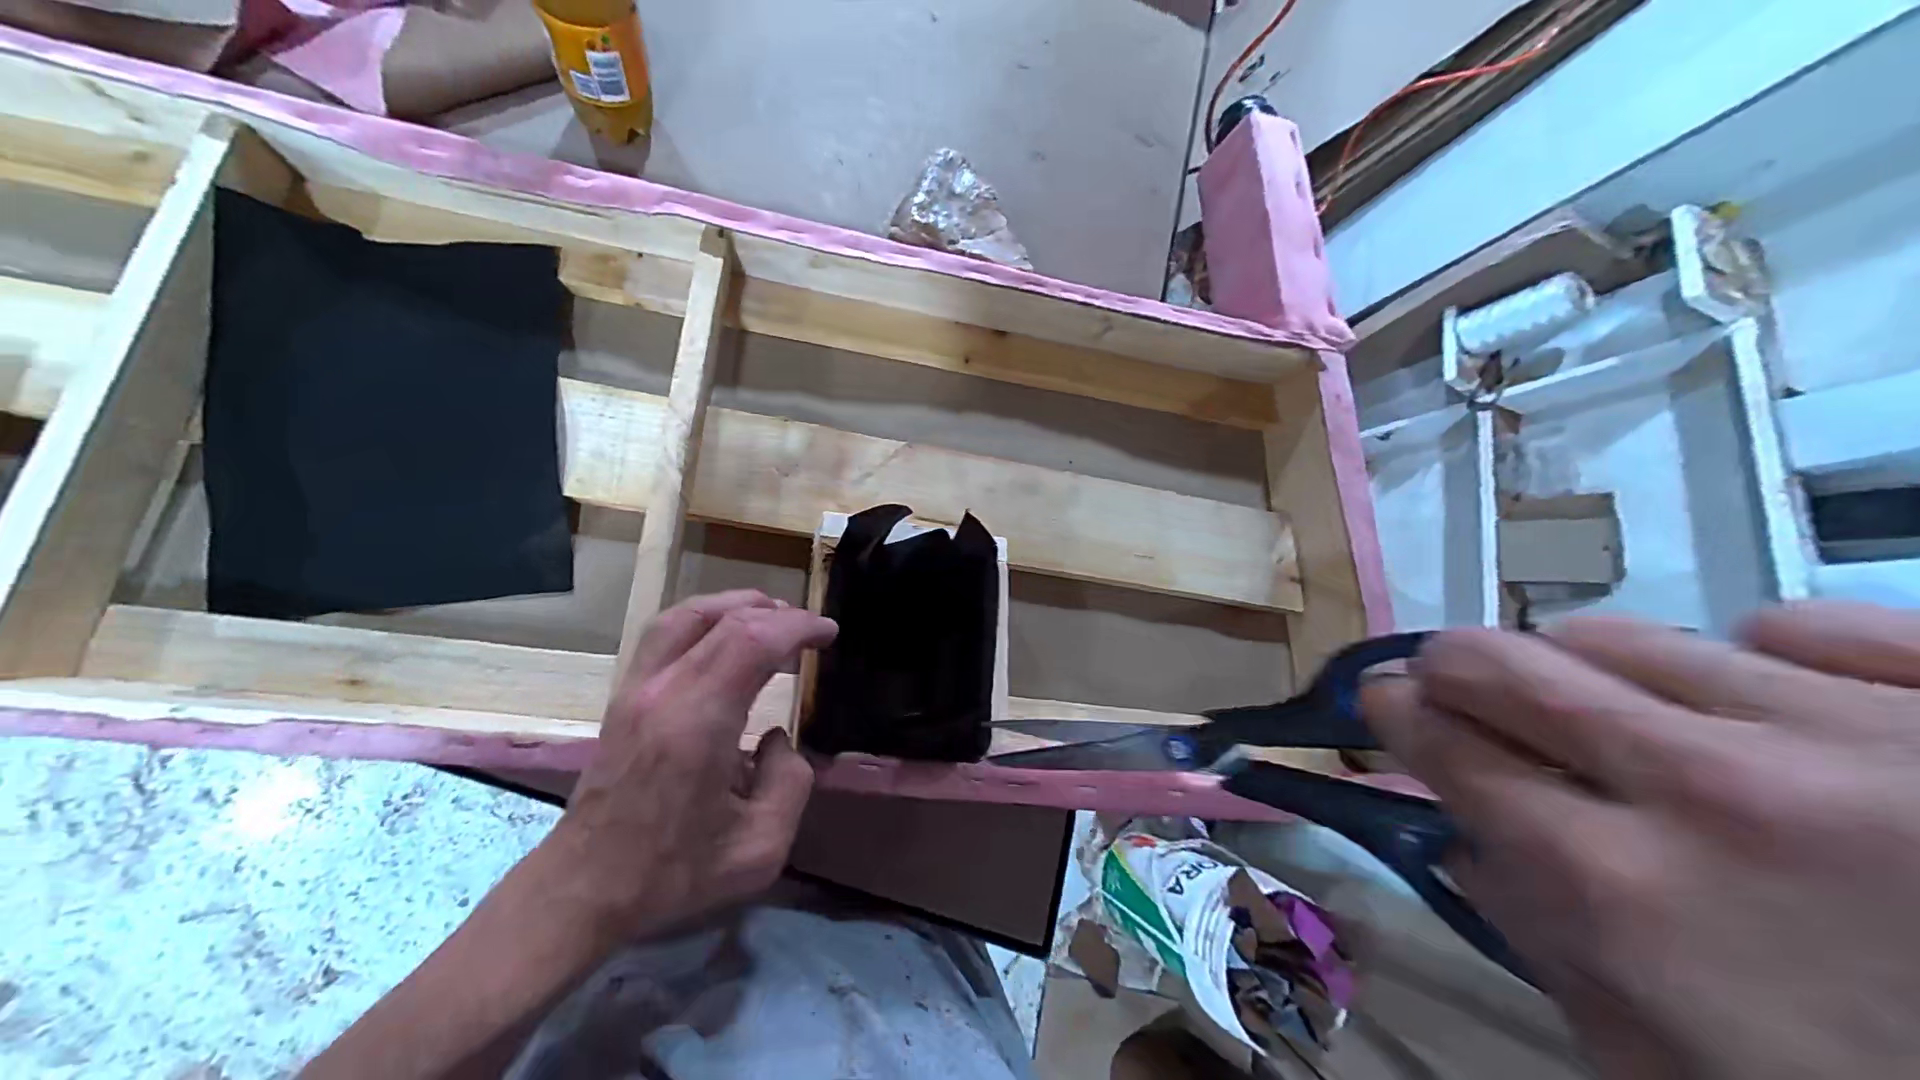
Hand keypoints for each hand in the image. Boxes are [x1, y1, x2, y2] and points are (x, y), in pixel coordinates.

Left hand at [544, 589, 836, 937]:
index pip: (753, 641)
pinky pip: (665, 633)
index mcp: (699, 722)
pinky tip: (725, 635)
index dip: (798, 627)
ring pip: (687, 615)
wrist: (583, 889)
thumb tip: (778, 738)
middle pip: (726, 620)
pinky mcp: (624, 697)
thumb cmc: (673, 873)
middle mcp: (664, 691)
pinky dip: (705, 619)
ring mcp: (637, 689)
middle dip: (778, 614)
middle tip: (810, 629)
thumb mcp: (759, 846)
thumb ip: (790, 782)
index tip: (828, 633)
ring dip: (736, 606)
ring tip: (772, 617)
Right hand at [1363, 603, 1919, 1079]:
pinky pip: (1794, 623)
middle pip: (1505, 663)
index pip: (1445, 747)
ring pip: (1626, 633)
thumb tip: (1461, 840)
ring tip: (1619, 710)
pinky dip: (1755, 656)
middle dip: (1452, 664)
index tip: (1384, 695)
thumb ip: (1541, 940)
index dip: (1397, 711)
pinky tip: (1781, 714)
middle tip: (1452, 678)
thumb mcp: (1665, 1065)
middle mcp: (1717, 793)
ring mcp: (1863, 737)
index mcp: (1625, 891)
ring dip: (1586, 667)